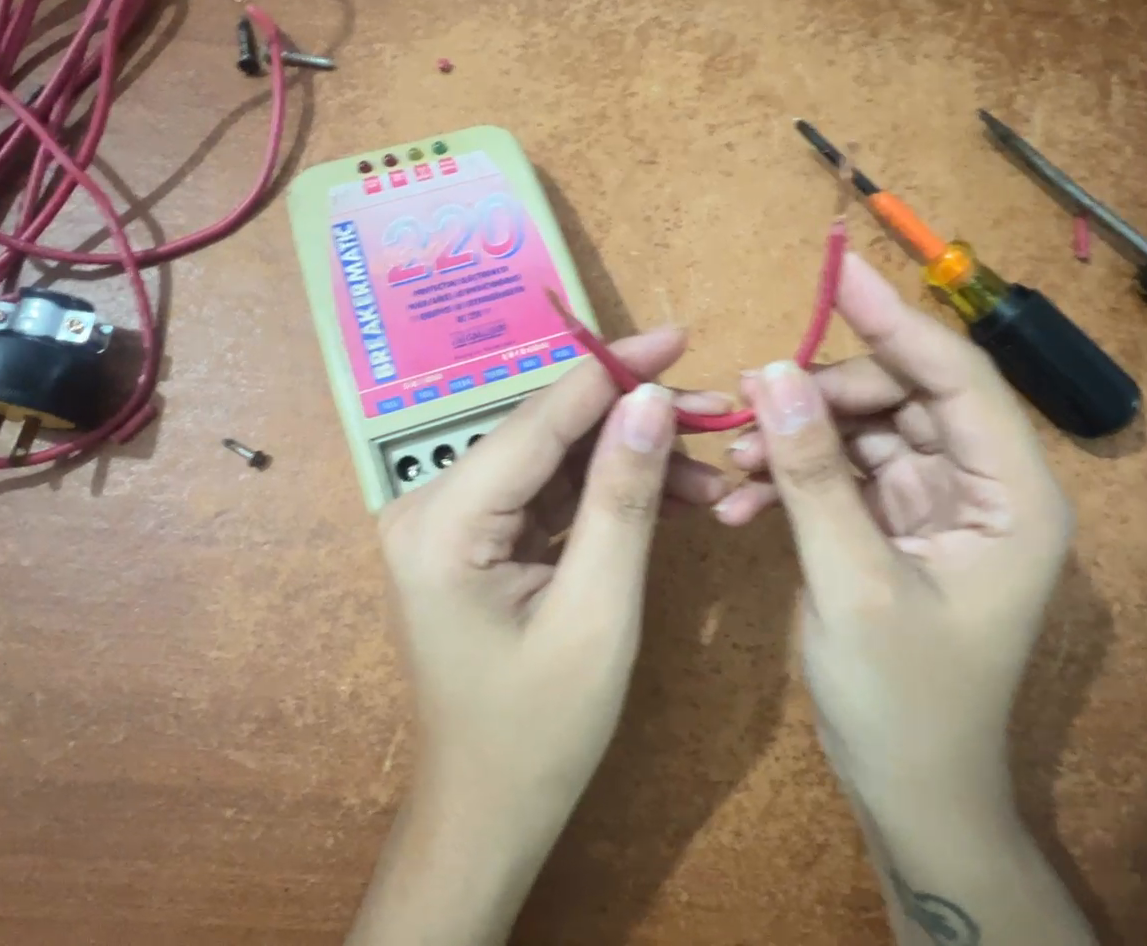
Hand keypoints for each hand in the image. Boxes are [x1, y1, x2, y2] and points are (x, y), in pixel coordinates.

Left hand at [350, 327, 728, 945]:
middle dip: (631, 422)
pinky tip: (669, 496)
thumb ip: (622, 499)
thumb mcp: (598, 611)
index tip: (678, 336)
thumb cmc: (541, 729)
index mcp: (441, 522)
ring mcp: (449, 523)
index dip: (611, 372)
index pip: (537, 420)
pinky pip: (547, 497)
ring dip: (628, 461)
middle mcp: (430, 506)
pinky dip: (605, 495)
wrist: (490, 809)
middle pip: (545, 435)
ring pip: (553, 462)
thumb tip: (652, 400)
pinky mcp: (474, 541)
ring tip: (709, 473)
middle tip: (716, 415)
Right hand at [717, 252, 1071, 816]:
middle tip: (745, 407)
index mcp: (1012, 495)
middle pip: (899, 400)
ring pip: (860, 435)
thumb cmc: (903, 700)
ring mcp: (934, 507)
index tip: (838, 274)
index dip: (897, 321)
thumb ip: (812, 473)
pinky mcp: (893, 528)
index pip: (957, 377)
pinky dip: (791, 481)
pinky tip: (738, 505)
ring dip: (794, 442)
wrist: (908, 790)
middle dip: (819, 400)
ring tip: (732, 465)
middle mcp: (980, 487)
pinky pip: (839, 477)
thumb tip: (770, 374)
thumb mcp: (851, 581)